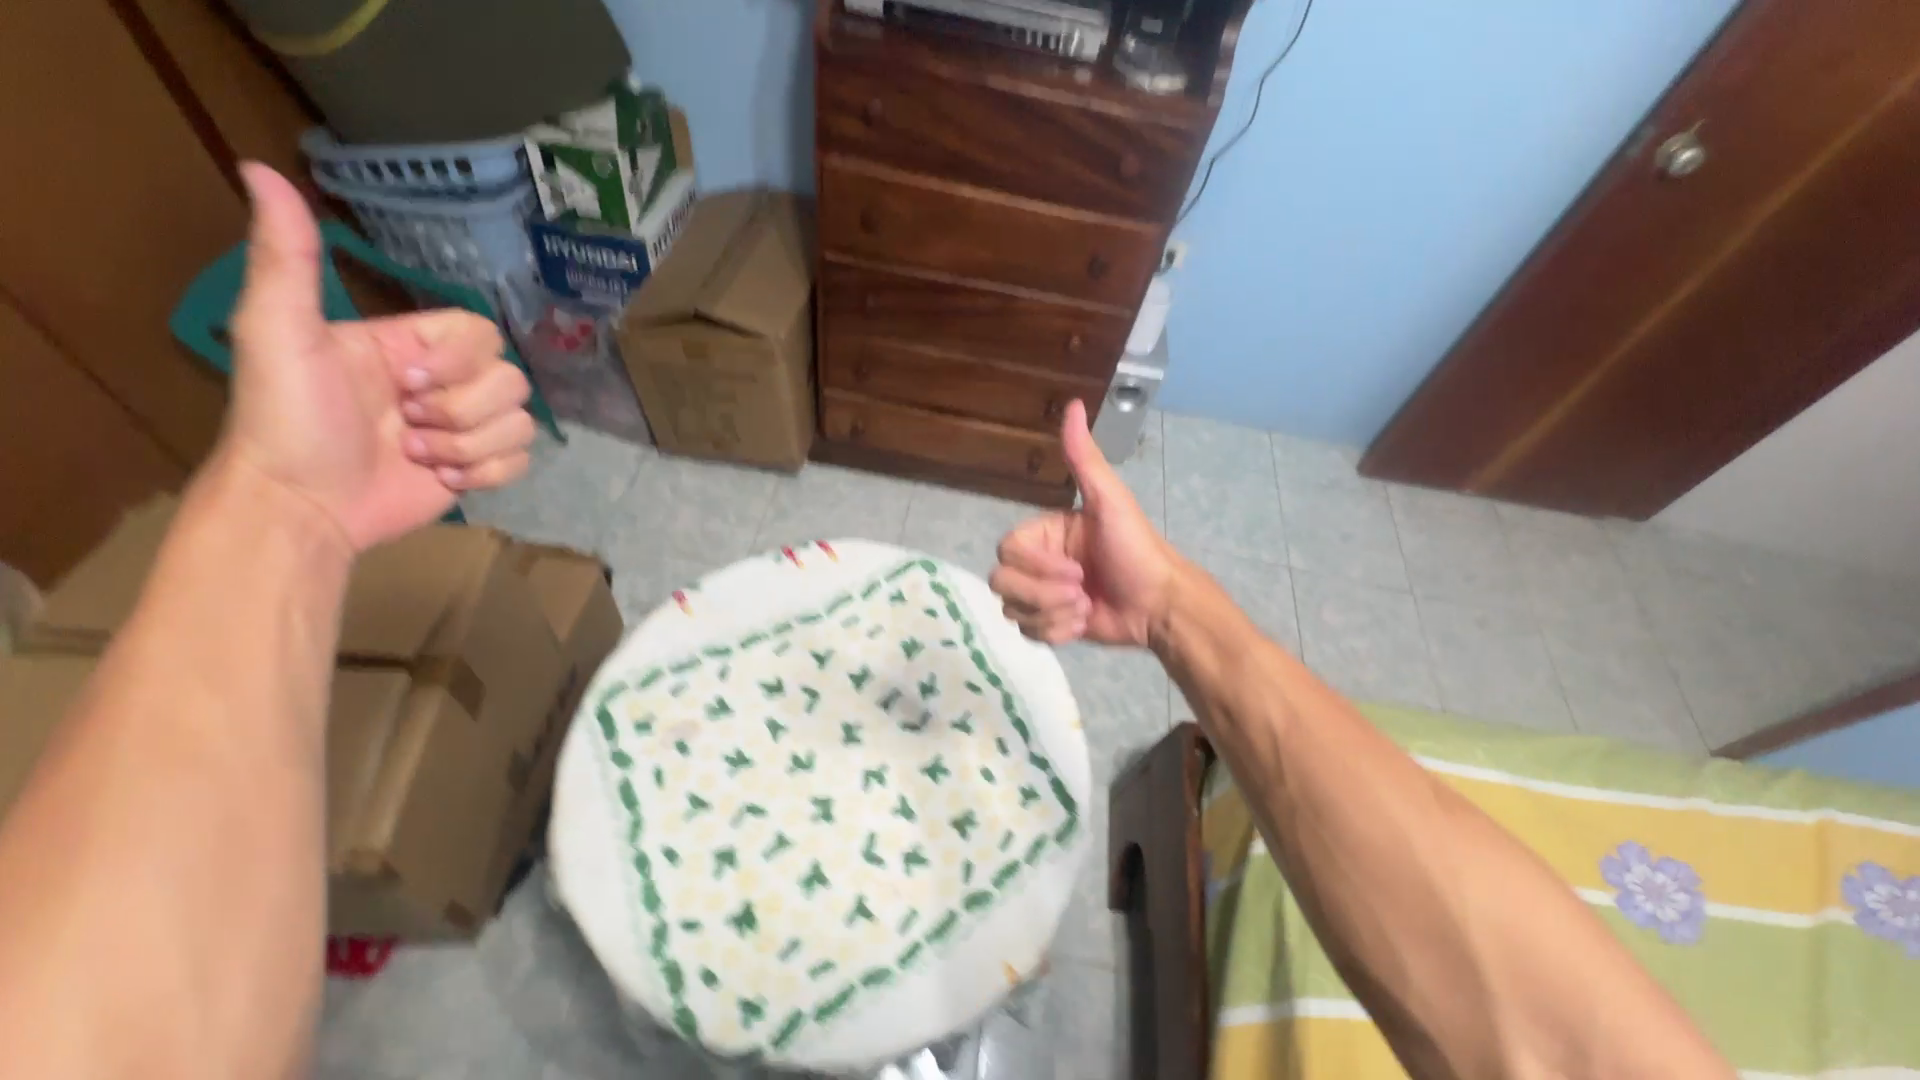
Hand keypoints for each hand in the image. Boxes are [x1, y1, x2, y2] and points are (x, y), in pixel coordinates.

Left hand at [220, 163, 533, 553]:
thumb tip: (260, 170)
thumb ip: (286, 257)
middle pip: (511, 379)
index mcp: (408, 345)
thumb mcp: (276, 330)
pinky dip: (486, 474)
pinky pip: (521, 460)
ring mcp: (464, 428)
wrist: (301, 507)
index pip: (480, 333)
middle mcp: (443, 383)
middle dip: (461, 409)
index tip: (404, 381)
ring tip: (418, 456)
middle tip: (407, 424)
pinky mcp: (477, 470)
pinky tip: (441, 480)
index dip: (457, 360)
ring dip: (469, 445)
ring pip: (521, 421)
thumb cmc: (287, 420)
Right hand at [990, 400, 1178, 647]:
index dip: (1035, 566)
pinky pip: (1028, 633)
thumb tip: (1073, 403)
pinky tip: (1082, 625)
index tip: (1075, 570)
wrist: (1160, 605)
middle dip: (1042, 595)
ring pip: (1012, 610)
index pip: (1006, 550)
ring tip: (1084, 610)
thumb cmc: (1136, 551)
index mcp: (1046, 533)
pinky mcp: (1051, 625)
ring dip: (1051, 614)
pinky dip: (1056, 633)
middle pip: (1002, 583)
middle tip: (1081, 593)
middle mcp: (1039, 562)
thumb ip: (1084, 458)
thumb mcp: (1110, 500)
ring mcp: (1042, 595)